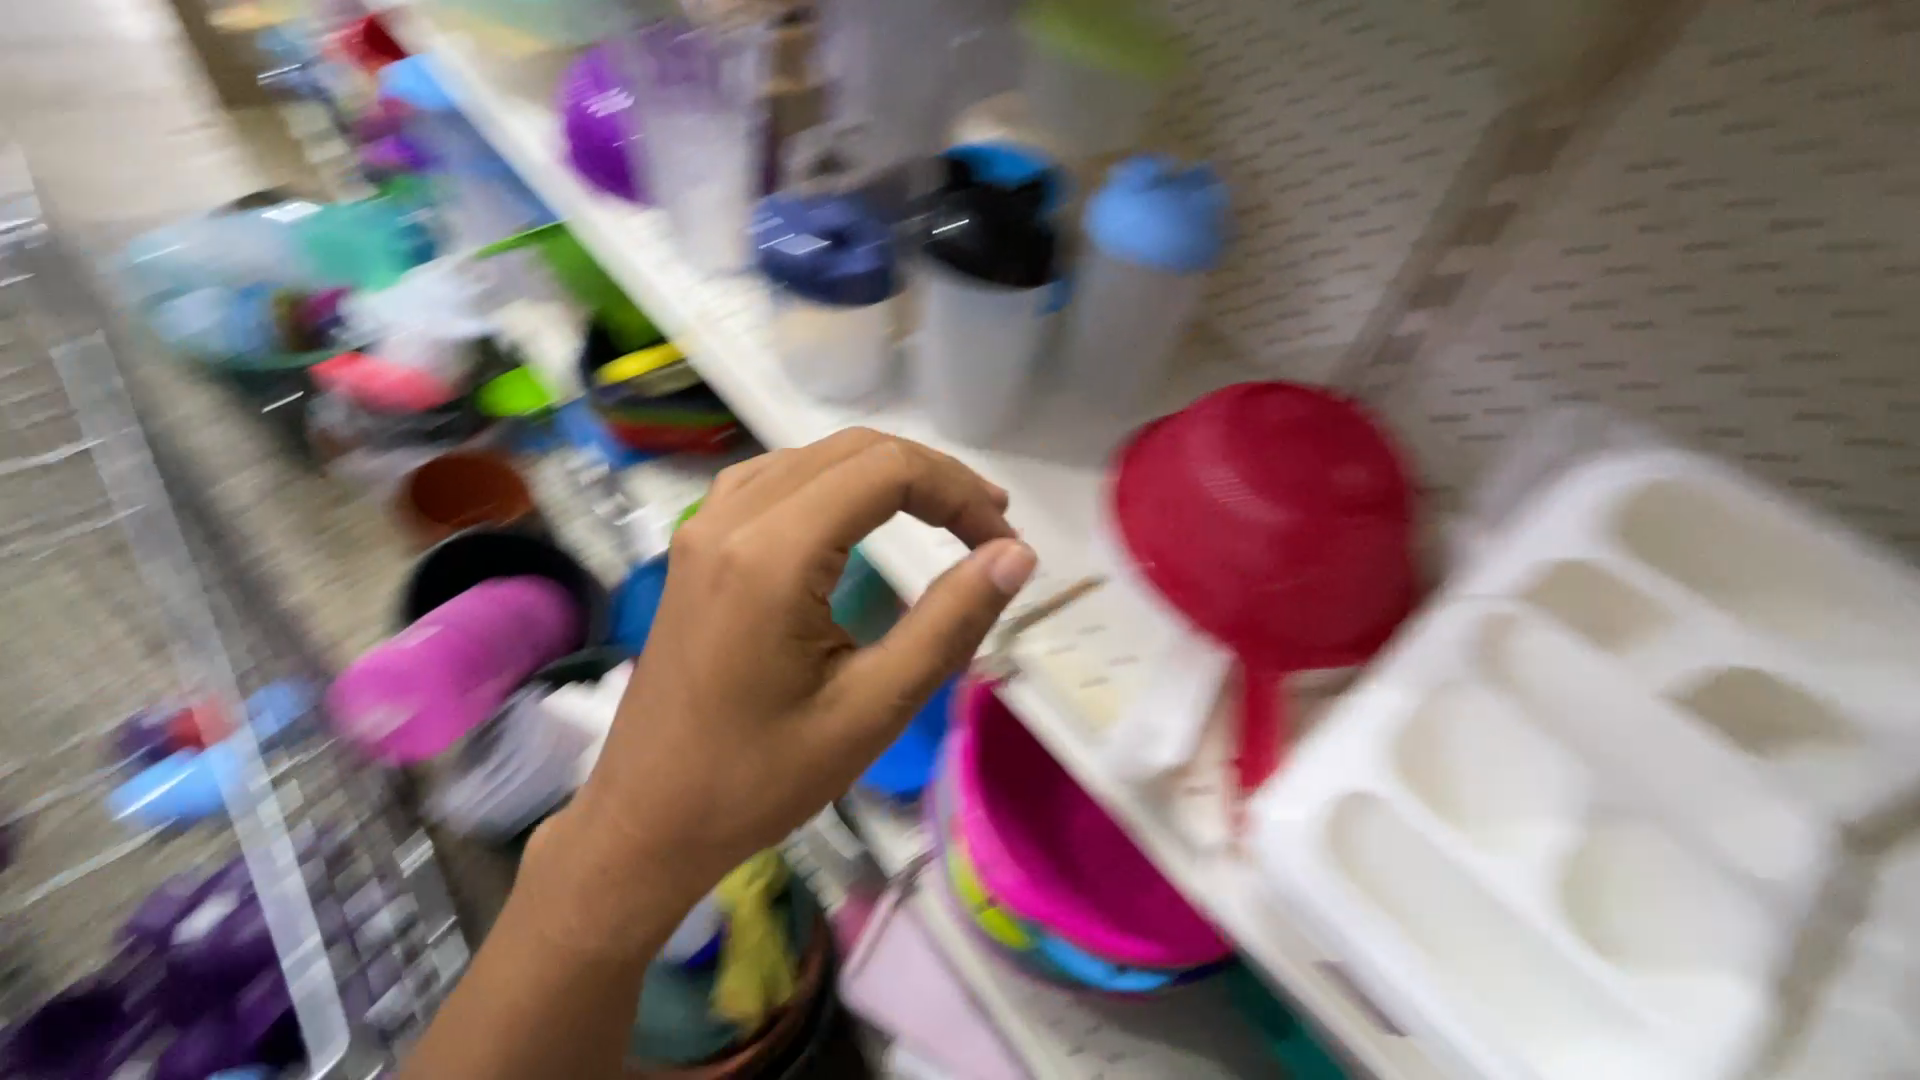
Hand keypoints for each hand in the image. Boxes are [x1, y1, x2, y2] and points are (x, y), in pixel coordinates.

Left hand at [569, 429, 1035, 913]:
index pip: (888, 471)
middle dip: (932, 478)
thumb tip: (1015, 554)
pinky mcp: (696, 547)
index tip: (1001, 543)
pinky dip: (833, 482)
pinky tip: (855, 516)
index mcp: (773, 554)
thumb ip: (949, 622)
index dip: (958, 494)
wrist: (648, 819)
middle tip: (989, 525)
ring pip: (813, 458)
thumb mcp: (872, 709)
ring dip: (885, 473)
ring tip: (942, 514)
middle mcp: (732, 519)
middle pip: (853, 451)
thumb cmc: (761, 778)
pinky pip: (774, 480)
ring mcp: (704, 527)